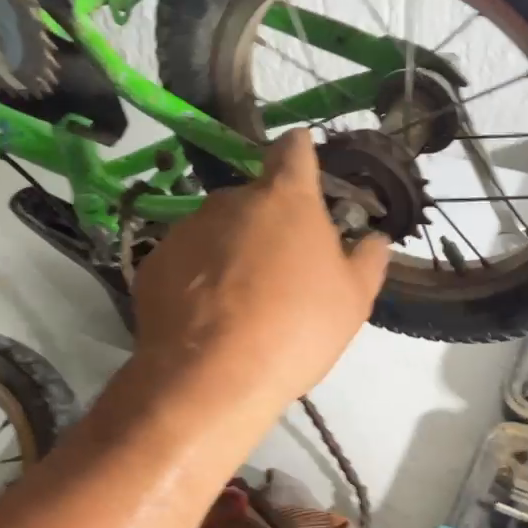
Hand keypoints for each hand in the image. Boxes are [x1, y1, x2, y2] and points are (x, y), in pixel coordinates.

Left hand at [131, 129, 390, 406]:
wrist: (212, 377)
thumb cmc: (296, 329)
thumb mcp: (352, 300)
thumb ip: (367, 261)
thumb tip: (375, 239)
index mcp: (286, 198)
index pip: (294, 149)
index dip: (301, 154)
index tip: (304, 166)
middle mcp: (230, 201)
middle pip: (253, 199)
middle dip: (266, 224)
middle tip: (279, 271)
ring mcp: (186, 230)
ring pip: (215, 232)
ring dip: (228, 254)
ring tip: (239, 305)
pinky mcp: (153, 264)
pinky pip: (184, 264)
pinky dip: (196, 282)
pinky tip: (207, 320)